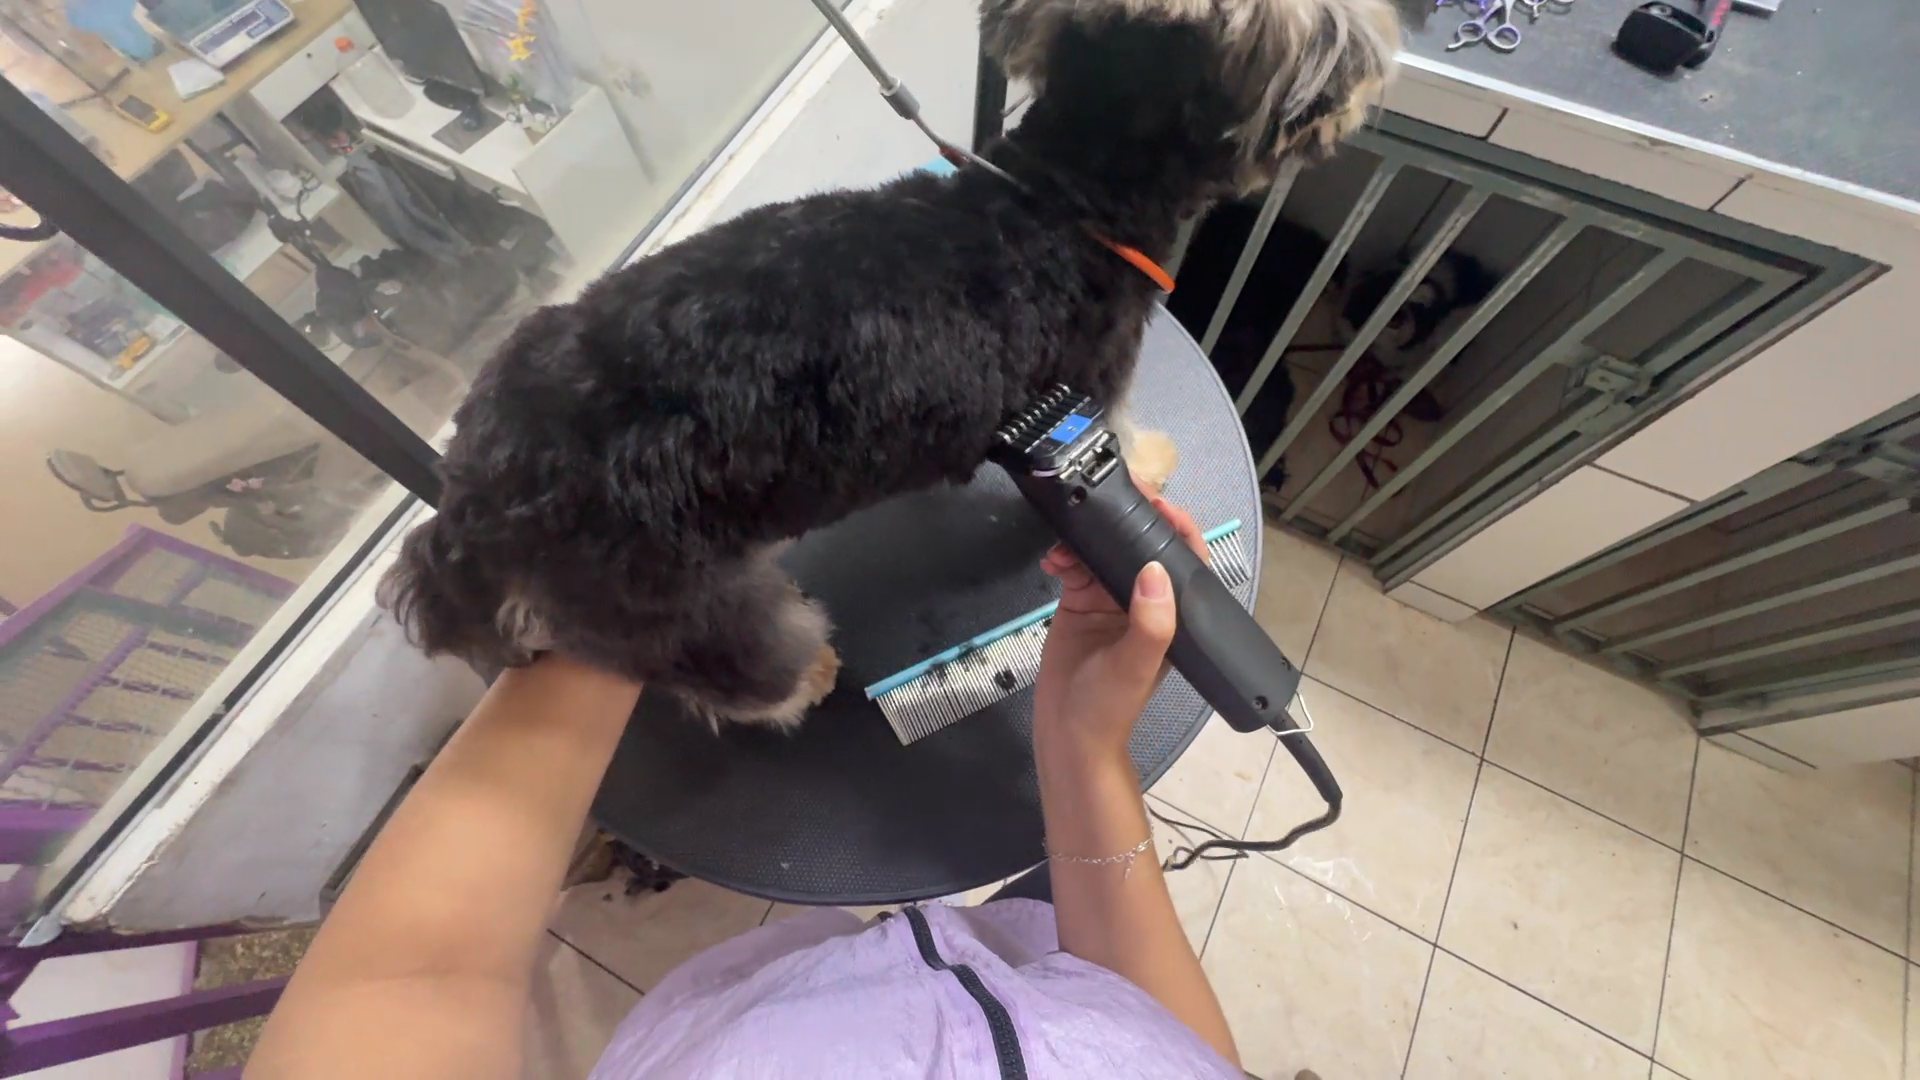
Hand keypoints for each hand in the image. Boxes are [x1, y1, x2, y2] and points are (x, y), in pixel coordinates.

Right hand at [1032, 496, 1209, 764]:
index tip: (1158, 502)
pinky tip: (1052, 562)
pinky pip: (1075, 566)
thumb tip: (1154, 569)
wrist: (1068, 733)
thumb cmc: (1110, 705)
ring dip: (1085, 542)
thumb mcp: (1136, 664)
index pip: (1184, 561)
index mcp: (1169, 614)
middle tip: (1102, 502)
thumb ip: (1151, 621)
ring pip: (1103, 552)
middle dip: (1124, 524)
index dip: (1177, 527)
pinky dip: (1064, 557)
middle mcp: (1141, 601)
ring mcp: (1108, 600)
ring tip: (1063, 550)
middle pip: (1140, 547)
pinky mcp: (1078, 602)